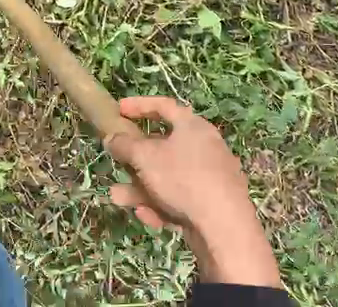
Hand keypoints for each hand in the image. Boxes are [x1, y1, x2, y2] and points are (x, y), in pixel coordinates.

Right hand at [104, 96, 281, 287]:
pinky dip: (162, 204)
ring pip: (168, 176)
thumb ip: (123, 144)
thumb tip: (111, 139)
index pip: (163, 106)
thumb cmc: (182, 179)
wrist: (226, 231)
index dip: (137, 105)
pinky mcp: (215, 204)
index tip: (117, 110)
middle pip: (163, 146)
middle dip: (135, 158)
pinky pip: (182, 197)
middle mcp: (206, 148)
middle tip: (118, 161)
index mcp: (194, 127)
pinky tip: (149, 217)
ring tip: (119, 199)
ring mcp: (213, 178)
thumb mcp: (143, 156)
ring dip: (141, 186)